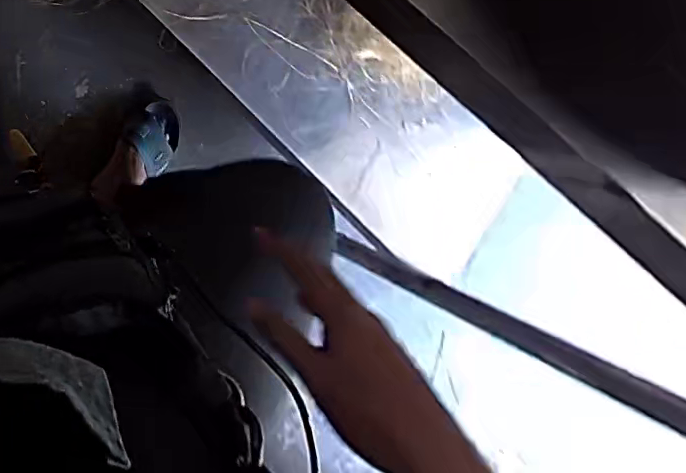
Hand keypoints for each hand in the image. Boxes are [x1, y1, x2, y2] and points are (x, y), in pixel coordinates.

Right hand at [250, 230, 487, 472]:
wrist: (431, 452)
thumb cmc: (376, 417)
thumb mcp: (315, 375)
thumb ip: (282, 336)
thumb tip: (255, 307)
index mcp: (343, 314)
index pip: (304, 268)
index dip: (278, 247)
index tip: (261, 234)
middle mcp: (364, 317)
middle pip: (326, 275)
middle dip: (299, 259)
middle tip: (277, 248)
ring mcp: (381, 334)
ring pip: (342, 297)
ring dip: (317, 287)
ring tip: (299, 288)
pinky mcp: (391, 353)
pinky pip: (355, 318)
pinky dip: (335, 311)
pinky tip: (332, 331)